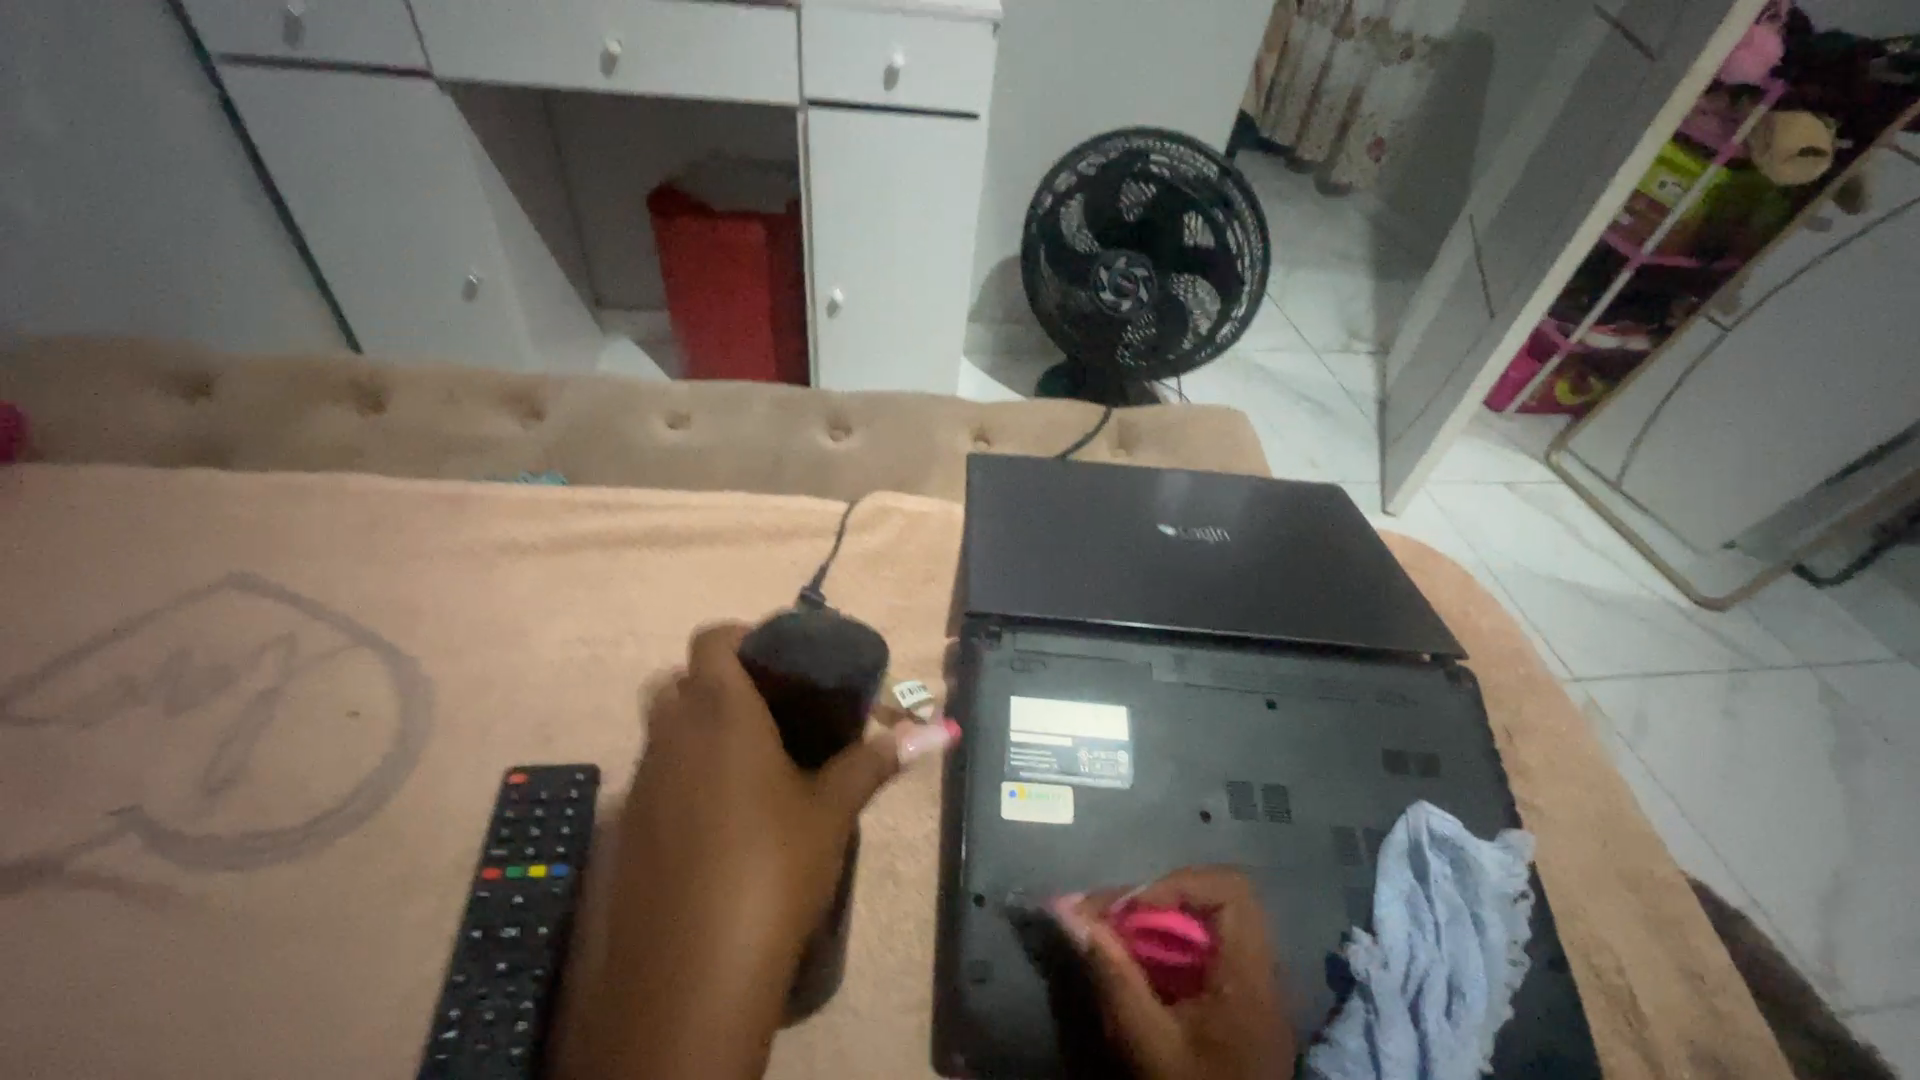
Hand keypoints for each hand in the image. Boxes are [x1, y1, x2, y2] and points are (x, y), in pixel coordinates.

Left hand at [560, 623, 955, 1079]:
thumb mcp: (832, 811)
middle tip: (765, 715)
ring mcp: (639, 782)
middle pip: (678, 681)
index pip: (712, 638)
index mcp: (720, 712)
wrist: (692, 969)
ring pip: (661, 731)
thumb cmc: (773, 866)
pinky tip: (717, 823)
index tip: (777, 661)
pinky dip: (679, 780)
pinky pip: (651, 779)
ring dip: (694, 733)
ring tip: (747, 768)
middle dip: (715, 685)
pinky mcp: (625, 828)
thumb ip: (877, 761)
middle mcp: (669, 734)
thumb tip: (940, 729)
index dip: (740, 637)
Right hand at [1054, 866, 1294, 1079]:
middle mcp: (1260, 971)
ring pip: (1202, 926)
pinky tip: (1128, 965)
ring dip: (1151, 925)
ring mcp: (1252, 988)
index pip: (1231, 890)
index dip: (1179, 884)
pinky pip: (1201, 954)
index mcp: (1250, 975)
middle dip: (1150, 903)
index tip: (1132, 910)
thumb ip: (1111, 973)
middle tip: (1099, 920)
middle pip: (1210, 903)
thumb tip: (1066, 909)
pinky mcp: (1237, 1004)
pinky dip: (1162, 950)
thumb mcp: (1146, 1041)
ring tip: (1104, 938)